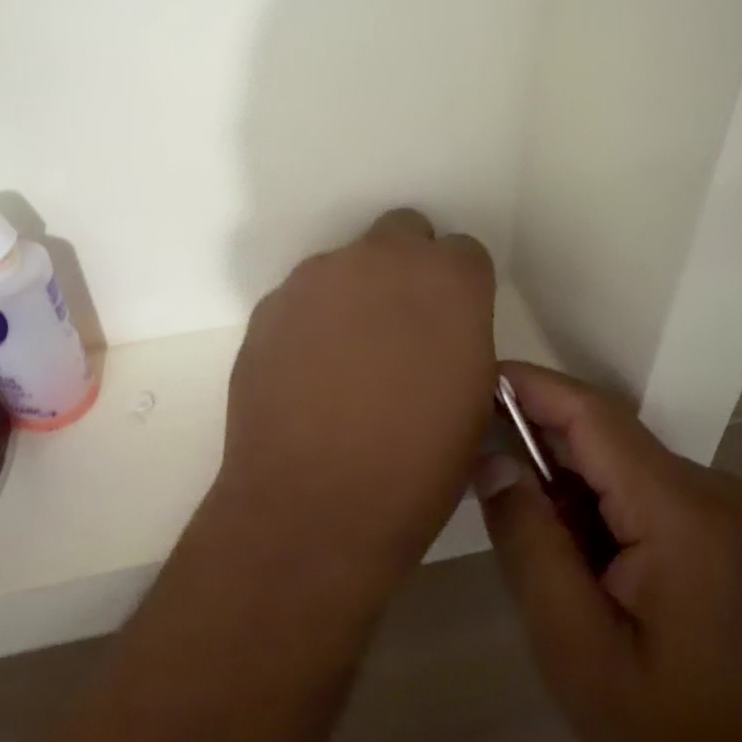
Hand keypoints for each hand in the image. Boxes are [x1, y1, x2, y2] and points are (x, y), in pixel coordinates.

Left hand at [216, 208, 495, 585]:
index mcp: (448, 280)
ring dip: (355, 296)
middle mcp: (381, 260)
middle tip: (400, 330)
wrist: (312, 506)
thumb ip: (460, 344)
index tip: (451, 328)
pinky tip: (307, 377)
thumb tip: (437, 339)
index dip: (460, 291)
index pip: (464, 253)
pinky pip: (302, 299)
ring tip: (345, 362)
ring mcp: (317, 279)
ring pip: (346, 265)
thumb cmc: (416, 467)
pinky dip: (310, 323)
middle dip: (407, 270)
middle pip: (402, 235)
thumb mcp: (473, 403)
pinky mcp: (269, 307)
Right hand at [476, 363, 741, 741]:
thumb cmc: (670, 733)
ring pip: (635, 470)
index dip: (533, 387)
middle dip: (547, 449)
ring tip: (536, 541)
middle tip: (483, 475)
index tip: (475, 375)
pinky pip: (662, 497)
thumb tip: (494, 462)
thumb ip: (531, 545)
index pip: (595, 417)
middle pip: (615, 442)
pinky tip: (588, 561)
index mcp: (685, 514)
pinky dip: (612, 510)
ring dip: (578, 487)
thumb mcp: (577, 648)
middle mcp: (723, 493)